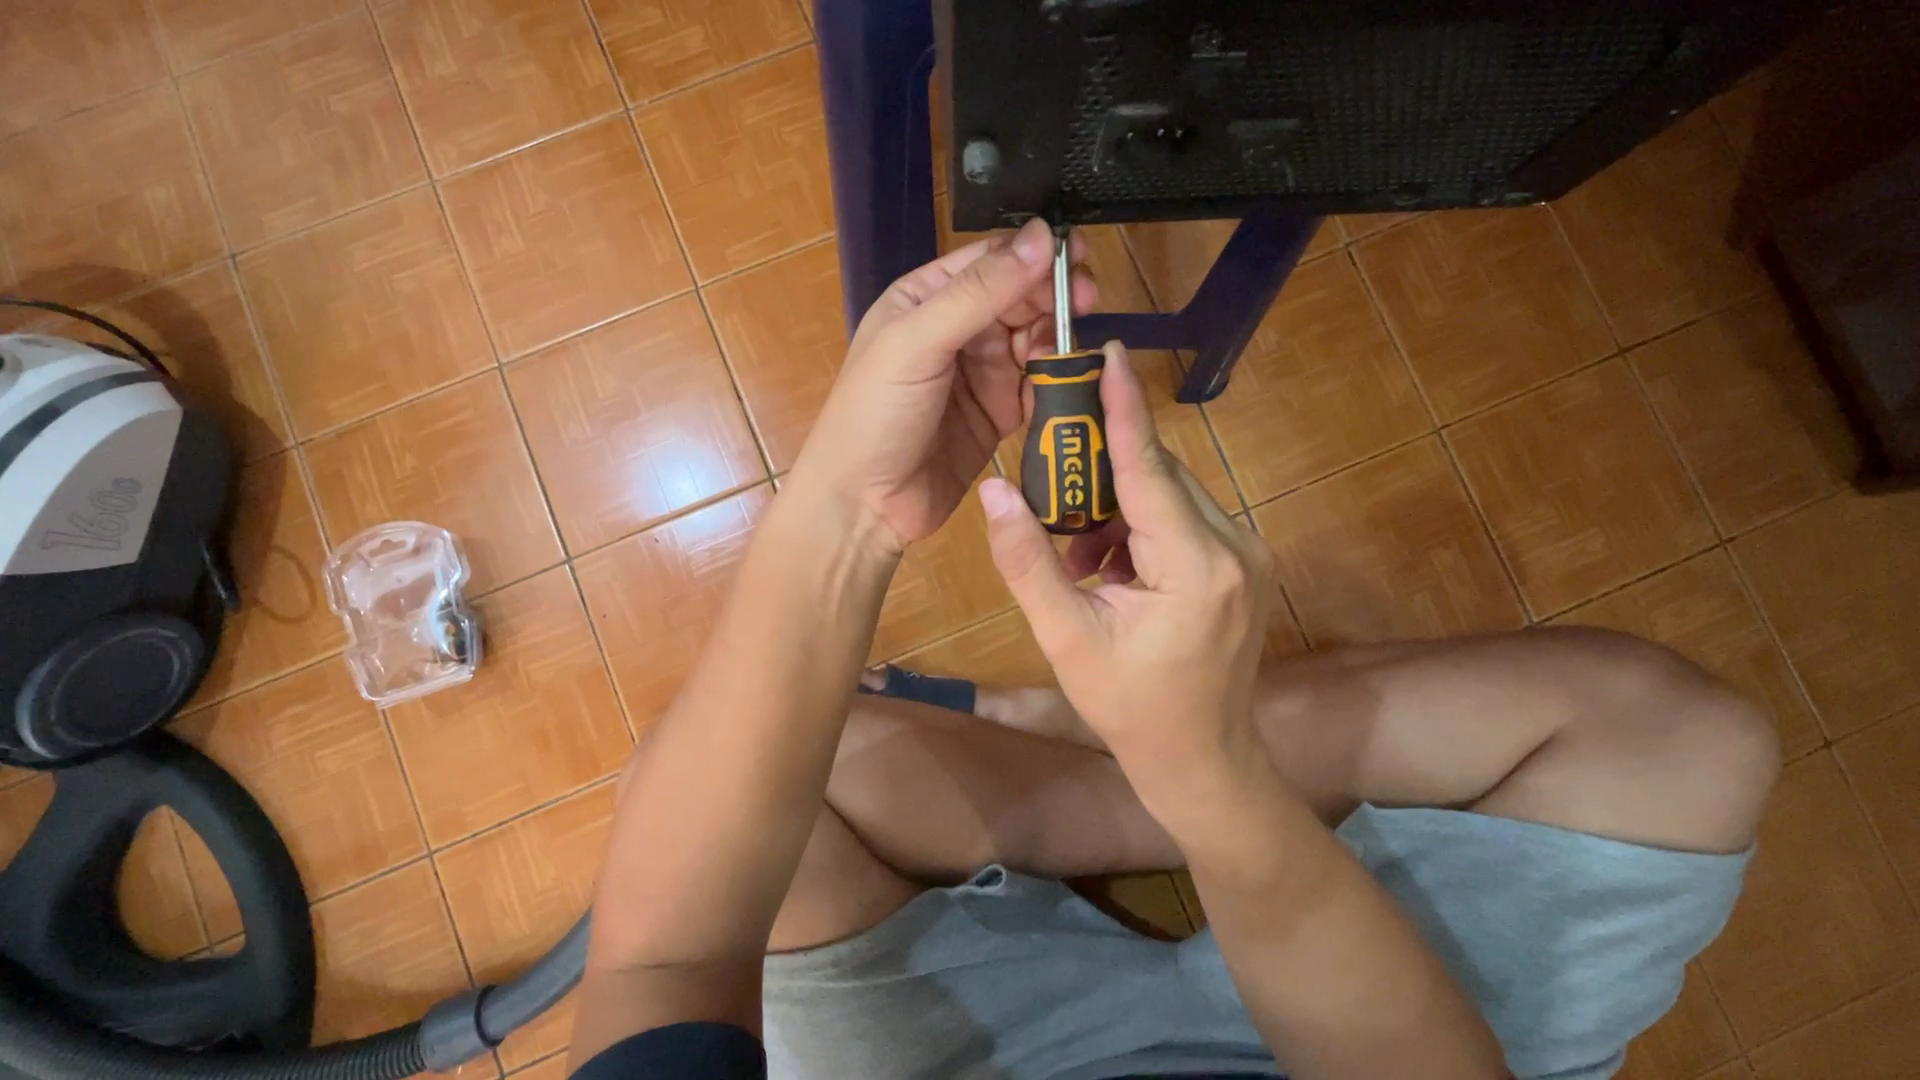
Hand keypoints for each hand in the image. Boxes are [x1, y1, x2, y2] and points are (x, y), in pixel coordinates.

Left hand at [786, 219, 1095, 552]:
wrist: (864, 504)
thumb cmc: (874, 414)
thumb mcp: (917, 343)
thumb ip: (978, 293)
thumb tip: (1039, 235)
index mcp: (925, 299)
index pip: (989, 261)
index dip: (1033, 254)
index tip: (1076, 254)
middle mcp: (955, 330)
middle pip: (1019, 298)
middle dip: (1054, 295)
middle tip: (1089, 300)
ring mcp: (980, 373)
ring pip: (1035, 340)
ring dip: (1059, 338)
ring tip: (1077, 344)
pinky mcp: (999, 414)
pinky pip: (1038, 386)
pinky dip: (1056, 381)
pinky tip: (1069, 381)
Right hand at [978, 341, 1275, 806]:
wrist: (1199, 758)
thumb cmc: (1129, 707)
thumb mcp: (1066, 638)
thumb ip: (1028, 560)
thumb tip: (995, 489)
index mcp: (1196, 565)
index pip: (1149, 468)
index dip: (1123, 407)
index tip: (1108, 351)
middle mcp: (1234, 545)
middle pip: (1158, 478)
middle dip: (1102, 479)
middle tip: (1052, 496)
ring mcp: (1246, 552)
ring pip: (1171, 496)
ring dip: (1119, 509)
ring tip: (1083, 560)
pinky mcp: (1243, 562)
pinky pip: (1184, 519)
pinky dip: (1141, 529)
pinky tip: (1112, 569)